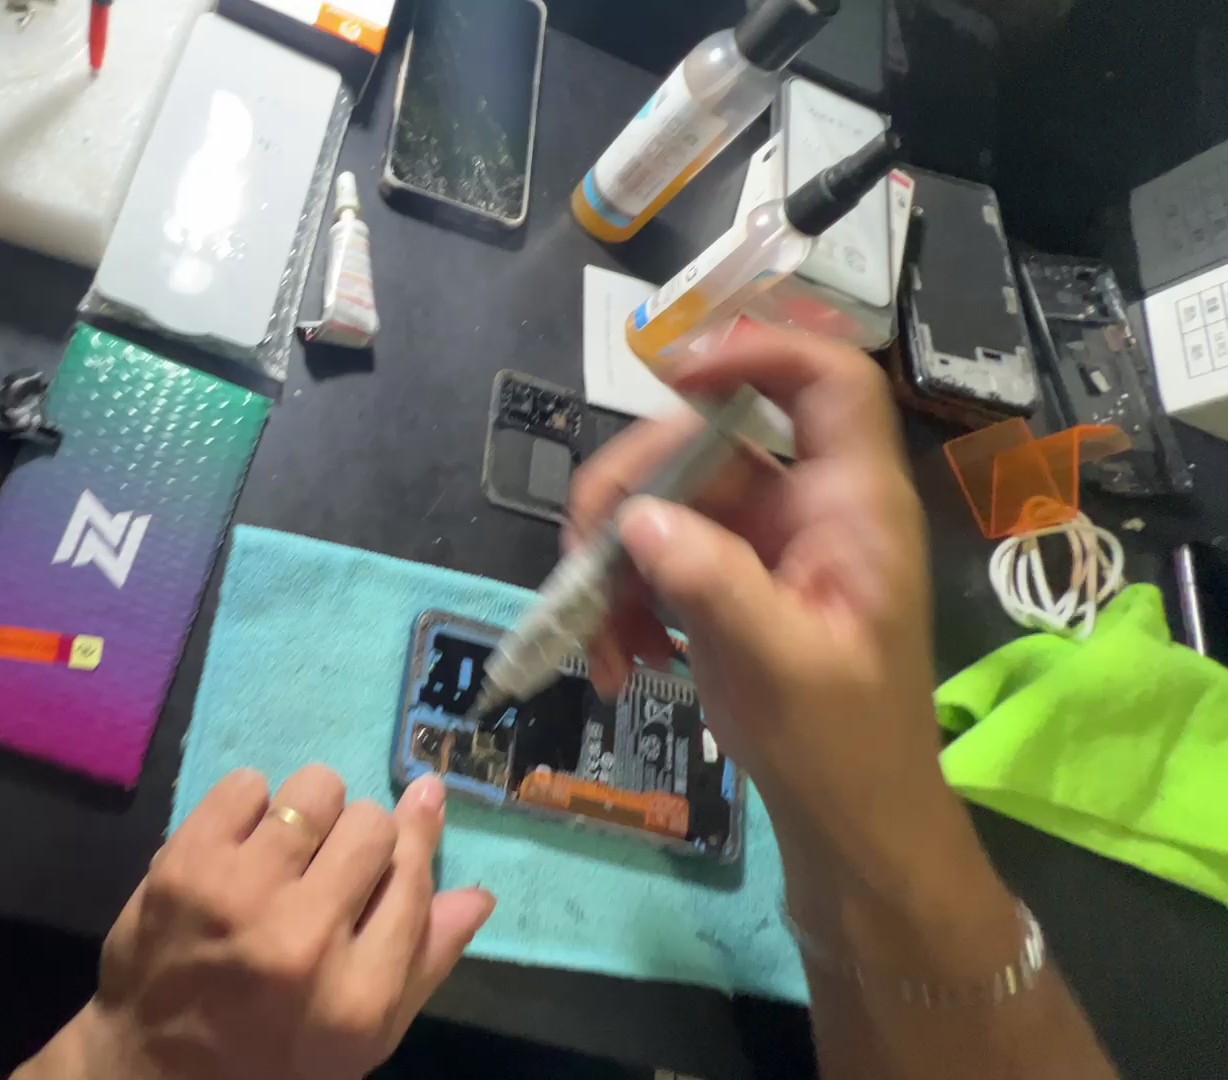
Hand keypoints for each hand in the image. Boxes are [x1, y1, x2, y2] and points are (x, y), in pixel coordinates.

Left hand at [19, 766, 494, 1079]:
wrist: (153, 1066)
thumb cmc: (276, 1054)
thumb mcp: (363, 1035)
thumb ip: (425, 959)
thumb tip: (479, 892)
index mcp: (360, 994)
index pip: (412, 873)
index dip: (416, 832)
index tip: (420, 798)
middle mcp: (305, 937)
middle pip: (370, 823)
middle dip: (358, 833)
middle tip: (329, 861)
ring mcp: (239, 893)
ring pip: (315, 789)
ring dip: (309, 810)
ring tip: (286, 846)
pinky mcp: (185, 860)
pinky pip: (248, 782)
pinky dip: (251, 804)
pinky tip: (241, 844)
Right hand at [567, 324, 976, 886]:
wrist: (838, 806)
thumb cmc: (840, 740)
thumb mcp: (784, 666)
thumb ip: (716, 586)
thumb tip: (639, 521)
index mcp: (848, 507)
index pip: (825, 387)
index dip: (757, 355)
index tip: (668, 376)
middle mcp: (796, 506)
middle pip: (696, 447)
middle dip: (623, 497)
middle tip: (581, 559)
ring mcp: (747, 539)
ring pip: (653, 504)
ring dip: (607, 567)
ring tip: (599, 641)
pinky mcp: (710, 573)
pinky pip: (642, 556)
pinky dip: (614, 601)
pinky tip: (618, 656)